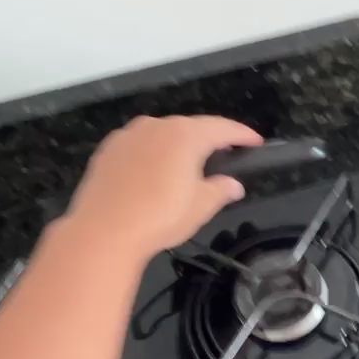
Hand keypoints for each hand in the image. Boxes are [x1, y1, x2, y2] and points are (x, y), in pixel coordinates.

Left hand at [66, 115, 262, 261]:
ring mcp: (128, 136)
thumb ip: (220, 190)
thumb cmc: (160, 216)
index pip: (222, 128)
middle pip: (191, 127)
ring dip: (179, 145)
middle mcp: (156, 126)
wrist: (103, 232)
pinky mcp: (108, 150)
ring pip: (162, 134)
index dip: (242, 135)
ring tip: (189, 163)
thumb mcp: (201, 206)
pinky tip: (156, 172)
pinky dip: (154, 153)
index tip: (255, 141)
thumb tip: (233, 185)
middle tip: (225, 152)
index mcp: (185, 135)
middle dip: (210, 138)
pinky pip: (140, 145)